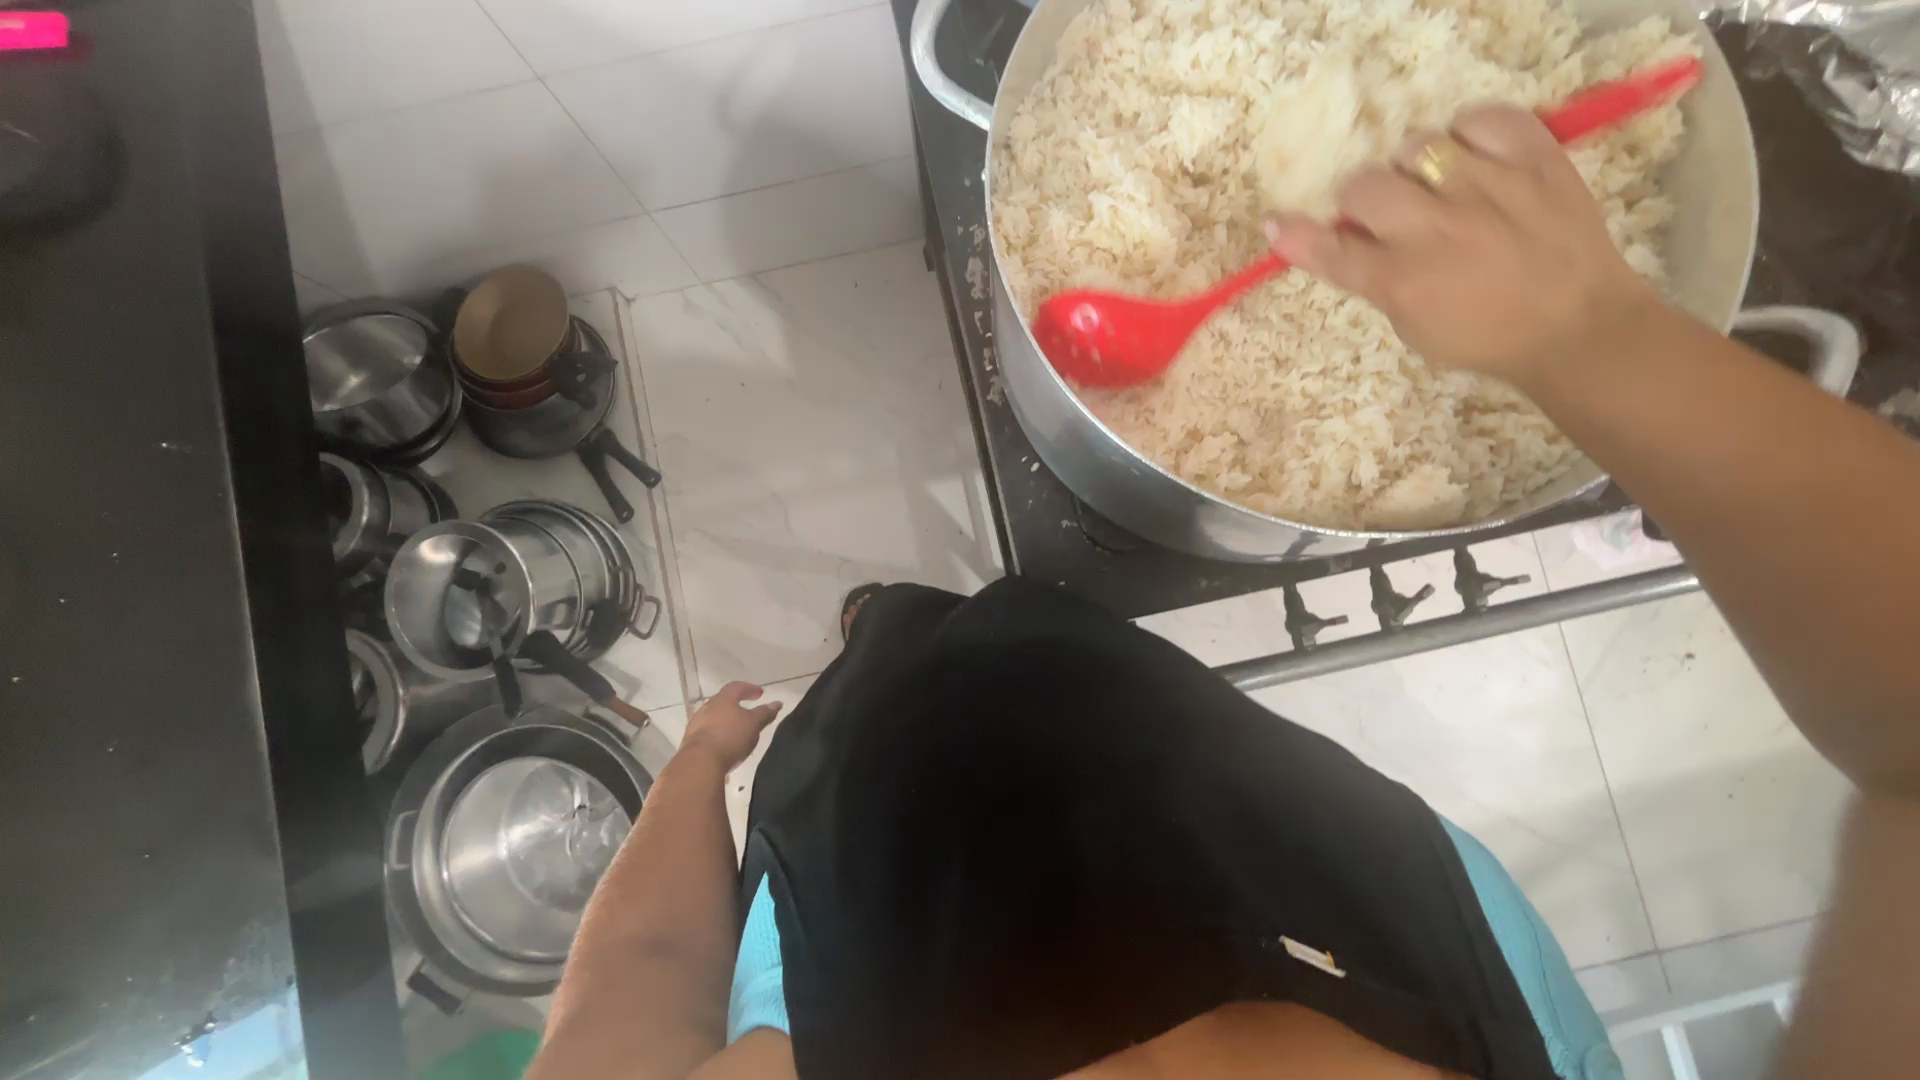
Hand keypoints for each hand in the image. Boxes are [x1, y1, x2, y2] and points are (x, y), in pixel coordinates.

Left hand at [680, 681, 782, 770]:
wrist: (700, 762)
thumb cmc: (730, 737)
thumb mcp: (754, 724)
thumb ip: (765, 713)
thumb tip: (777, 703)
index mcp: (723, 699)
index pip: (736, 687)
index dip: (749, 688)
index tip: (760, 694)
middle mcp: (707, 708)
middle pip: (723, 702)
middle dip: (736, 705)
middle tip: (748, 712)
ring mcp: (696, 725)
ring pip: (714, 718)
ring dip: (726, 721)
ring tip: (737, 731)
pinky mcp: (691, 742)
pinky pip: (708, 733)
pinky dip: (718, 734)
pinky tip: (725, 745)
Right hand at [1264, 104, 1663, 386]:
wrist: (1573, 325)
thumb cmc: (1481, 336)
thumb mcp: (1411, 325)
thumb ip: (1374, 280)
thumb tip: (1343, 240)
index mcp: (1401, 280)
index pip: (1332, 250)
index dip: (1296, 236)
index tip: (1274, 224)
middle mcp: (1436, 230)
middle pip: (1365, 185)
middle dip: (1364, 200)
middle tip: (1387, 216)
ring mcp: (1487, 189)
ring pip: (1417, 146)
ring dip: (1414, 167)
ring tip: (1437, 186)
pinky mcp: (1535, 159)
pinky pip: (1483, 117)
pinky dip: (1468, 132)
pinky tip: (1472, 157)